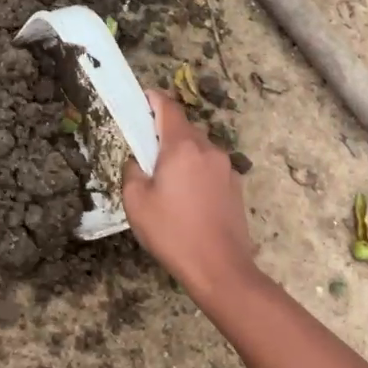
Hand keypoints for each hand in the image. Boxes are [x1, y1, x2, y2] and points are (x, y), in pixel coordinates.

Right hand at [122, 90, 259, 300]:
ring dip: (180, 154)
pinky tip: (185, 199)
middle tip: (143, 152)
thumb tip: (137, 162)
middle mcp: (208, 150)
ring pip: (198, 149)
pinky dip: (195, 172)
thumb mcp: (136, 202)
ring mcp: (226, 168)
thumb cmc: (172, 233)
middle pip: (183, 128)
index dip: (152, 98)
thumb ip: (132, 172)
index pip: (168, 107)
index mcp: (182, 147)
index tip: (139, 99)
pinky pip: (209, 168)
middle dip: (162, 133)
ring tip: (164, 181)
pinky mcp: (235, 187)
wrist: (221, 268)